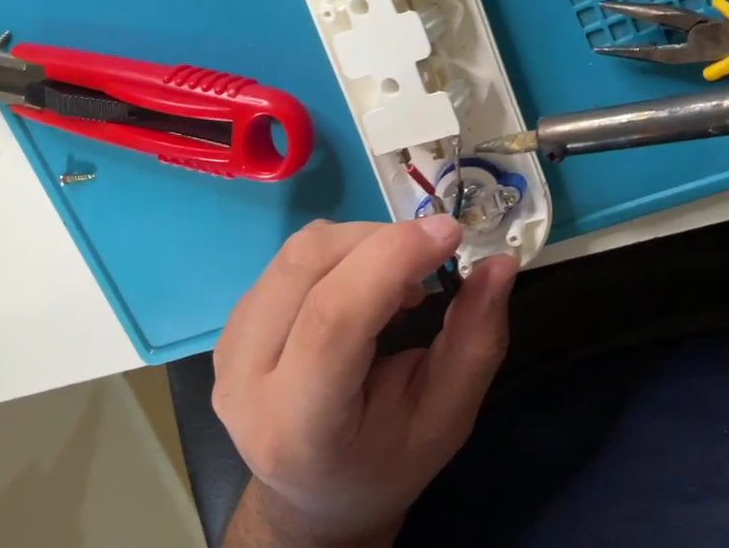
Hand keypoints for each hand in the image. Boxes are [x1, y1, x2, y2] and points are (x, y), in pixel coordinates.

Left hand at [214, 215, 518, 546]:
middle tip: (433, 256)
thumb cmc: (387, 461)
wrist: (316, 495)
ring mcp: (228, 347)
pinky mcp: (232, 322)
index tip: (451, 232)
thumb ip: (475, 341)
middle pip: (308, 265)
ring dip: (364, 242)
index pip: (333, 320)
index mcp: (298, 424)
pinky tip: (366, 285)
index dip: (393, 259)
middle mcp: (245, 380)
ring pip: (298, 250)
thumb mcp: (447, 418)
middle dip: (383, 240)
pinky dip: (342, 252)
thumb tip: (500, 263)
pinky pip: (291, 257)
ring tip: (401, 282)